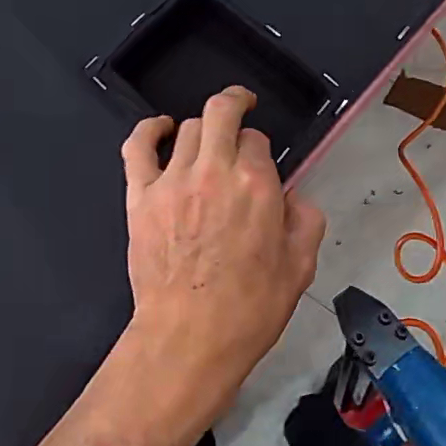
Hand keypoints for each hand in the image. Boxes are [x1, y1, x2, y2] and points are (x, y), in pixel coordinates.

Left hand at [119, 86, 326, 416]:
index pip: (259, 141)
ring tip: (208, 145)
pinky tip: (160, 127)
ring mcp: (174, 182)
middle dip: (236, 104)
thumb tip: (294, 198)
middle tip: (243, 107)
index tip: (261, 170)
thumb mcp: (301, 265)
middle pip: (222, 112)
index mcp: (257, 185)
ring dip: (204, 130)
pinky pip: (139, 147)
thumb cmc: (247, 308)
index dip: (262, 153)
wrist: (188, 341)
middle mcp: (215, 172)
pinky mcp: (141, 197)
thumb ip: (306, 219)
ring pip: (188, 128)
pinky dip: (149, 129)